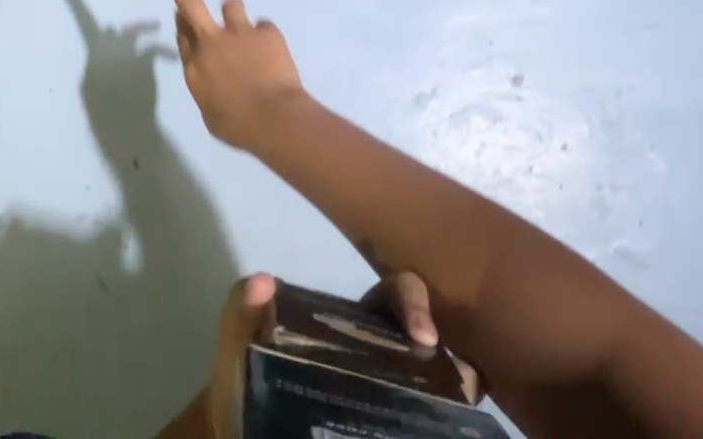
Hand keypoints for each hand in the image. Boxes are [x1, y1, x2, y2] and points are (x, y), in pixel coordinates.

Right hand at [149, 0, 307, 152]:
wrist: (275, 121)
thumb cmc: (238, 126)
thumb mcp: (209, 111)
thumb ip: (206, 85)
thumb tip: (209, 72)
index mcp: (194, 66)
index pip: (182, 33)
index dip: (182, 22)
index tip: (181, 13)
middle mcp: (212, 42)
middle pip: (189, 1)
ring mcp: (240, 33)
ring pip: (232, 5)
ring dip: (235, 15)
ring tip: (247, 37)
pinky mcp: (267, 32)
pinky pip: (263, 26)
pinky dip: (265, 38)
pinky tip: (273, 55)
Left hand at [199, 272, 476, 438]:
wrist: (241, 435)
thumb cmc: (243, 384)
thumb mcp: (238, 344)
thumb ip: (241, 311)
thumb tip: (262, 280)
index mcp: (350, 322)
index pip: (395, 295)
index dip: (413, 301)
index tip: (421, 334)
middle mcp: (380, 353)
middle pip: (430, 336)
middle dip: (450, 348)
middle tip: (458, 375)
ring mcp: (391, 394)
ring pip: (440, 378)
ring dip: (459, 382)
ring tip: (464, 395)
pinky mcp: (396, 423)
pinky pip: (431, 417)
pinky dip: (447, 413)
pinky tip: (448, 420)